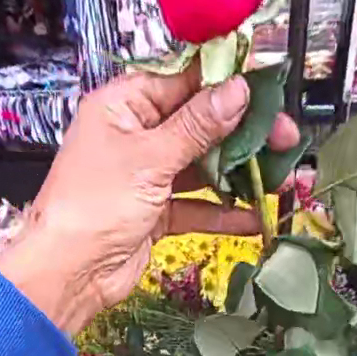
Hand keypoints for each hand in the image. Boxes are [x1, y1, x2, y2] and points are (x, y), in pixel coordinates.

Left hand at [0, 67, 299, 334]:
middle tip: (286, 138)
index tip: (267, 90)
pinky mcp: (159, 211)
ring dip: (240, 174)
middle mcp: (138, 136)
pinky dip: (225, 212)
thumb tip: (237, 91)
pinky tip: (255, 216)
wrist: (70, 272)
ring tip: (280, 178)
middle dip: (244, 135)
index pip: (184, 83)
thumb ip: (197, 126)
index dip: (226, 86)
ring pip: (204, 167)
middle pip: (201, 126)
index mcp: (124, 107)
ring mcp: (150, 175)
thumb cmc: (94, 204)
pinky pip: (199, 205)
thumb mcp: (150, 158)